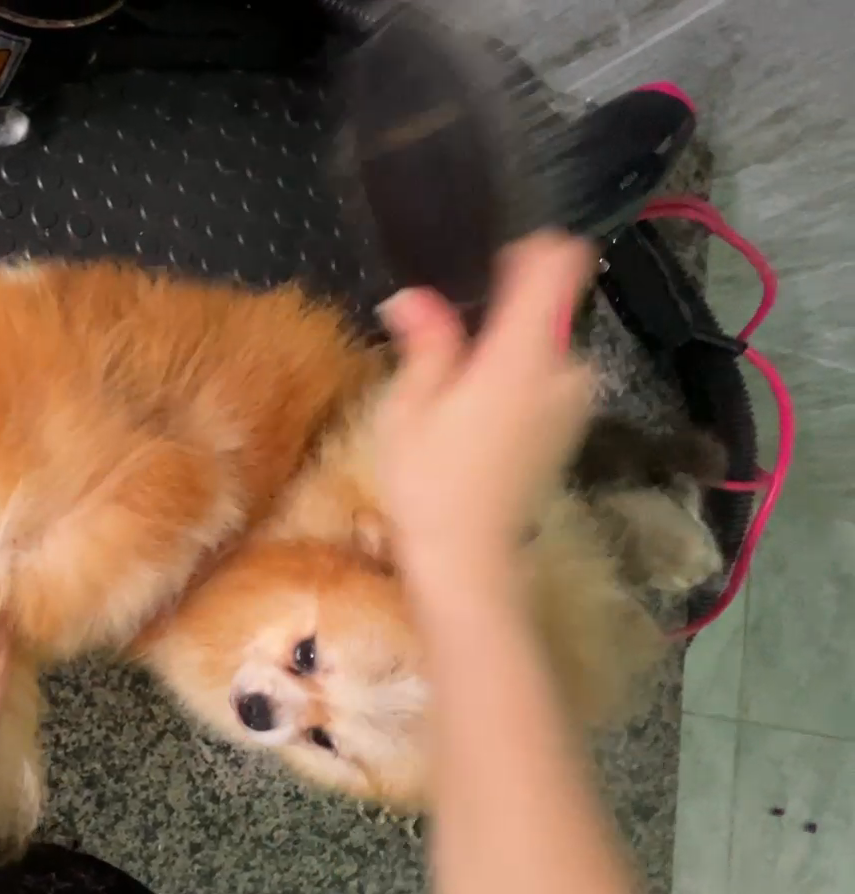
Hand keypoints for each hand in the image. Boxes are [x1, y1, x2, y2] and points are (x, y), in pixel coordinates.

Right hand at [374, 231, 597, 576]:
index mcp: (519, 356)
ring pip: (542, 346)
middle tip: (436, 364)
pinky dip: (513, 382)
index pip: (555, 266)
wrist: (468, 553)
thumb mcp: (407, 408)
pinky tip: (473, 425)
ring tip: (448, 401)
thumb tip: (412, 296)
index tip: (486, 265)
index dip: (527, 251)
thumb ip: (424, 344)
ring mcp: (575, 397)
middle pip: (544, 308)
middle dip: (494, 322)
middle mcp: (564, 367)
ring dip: (501, 356)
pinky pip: (546, 378)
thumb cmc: (425, 479)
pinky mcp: (571, 423)